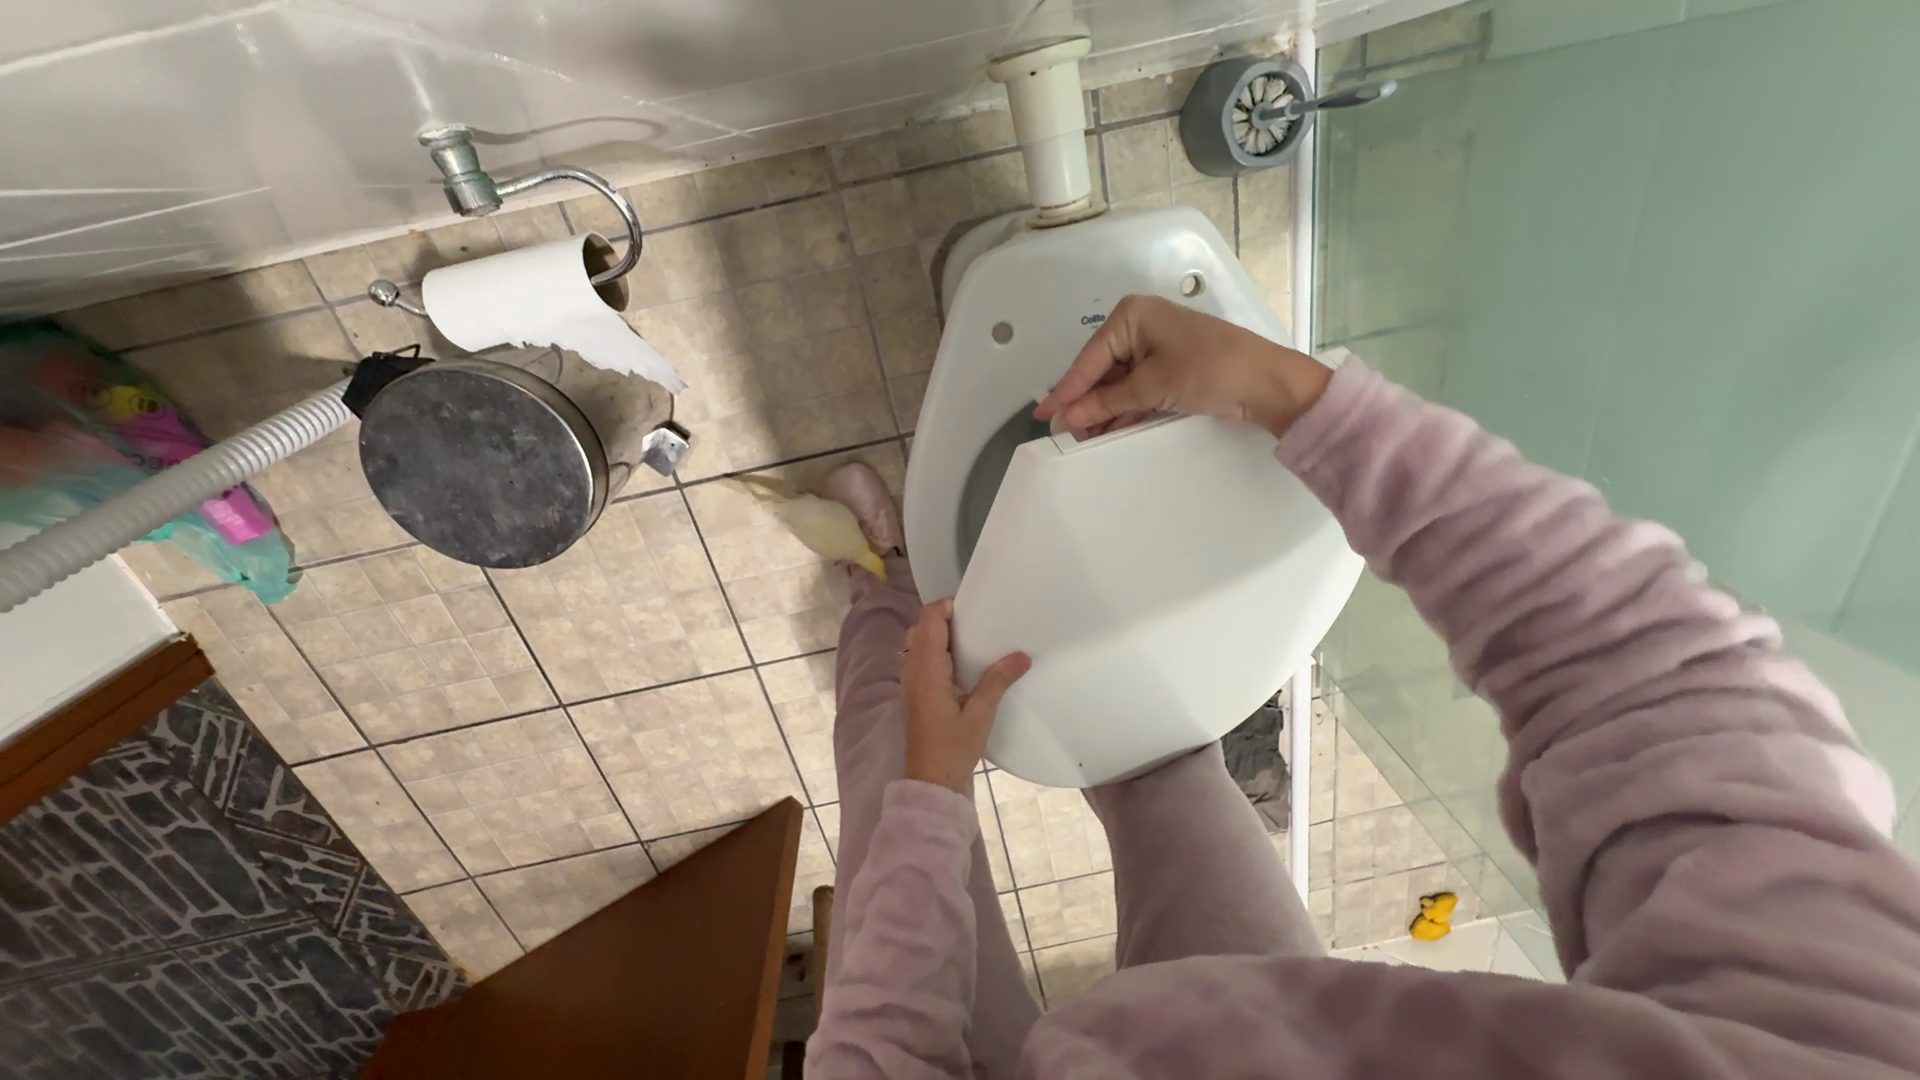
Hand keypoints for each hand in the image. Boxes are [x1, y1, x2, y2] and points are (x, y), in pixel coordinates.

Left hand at [902, 599, 1030, 793]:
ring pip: (918, 641)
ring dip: (940, 634)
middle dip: (946, 618)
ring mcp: (910, 680)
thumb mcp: (980, 714)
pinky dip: (936, 650)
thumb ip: (998, 681)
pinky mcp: (914, 691)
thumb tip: (1022, 656)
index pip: (929, 619)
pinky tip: (962, 664)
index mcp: (927, 669)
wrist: (931, 781)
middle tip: (977, 624)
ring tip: (972, 641)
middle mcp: (912, 669)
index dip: (948, 607)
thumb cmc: (953, 748)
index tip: (975, 611)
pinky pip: (920, 657)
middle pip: (922, 626)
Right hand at [1033, 294, 1331, 438]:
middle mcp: (1140, 326)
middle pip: (1101, 370)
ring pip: (1117, 383)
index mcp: (1132, 316)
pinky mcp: (1169, 368)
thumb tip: (1070, 416)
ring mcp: (1156, 348)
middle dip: (1086, 402)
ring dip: (1104, 410)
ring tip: (1085, 438)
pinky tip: (1108, 431)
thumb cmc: (1210, 369)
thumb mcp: (1151, 387)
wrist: (1268, 383)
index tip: (1043, 413)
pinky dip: (1124, 410)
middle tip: (1066, 433)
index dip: (1066, 390)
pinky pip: (1135, 390)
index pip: (1089, 359)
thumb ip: (1107, 402)